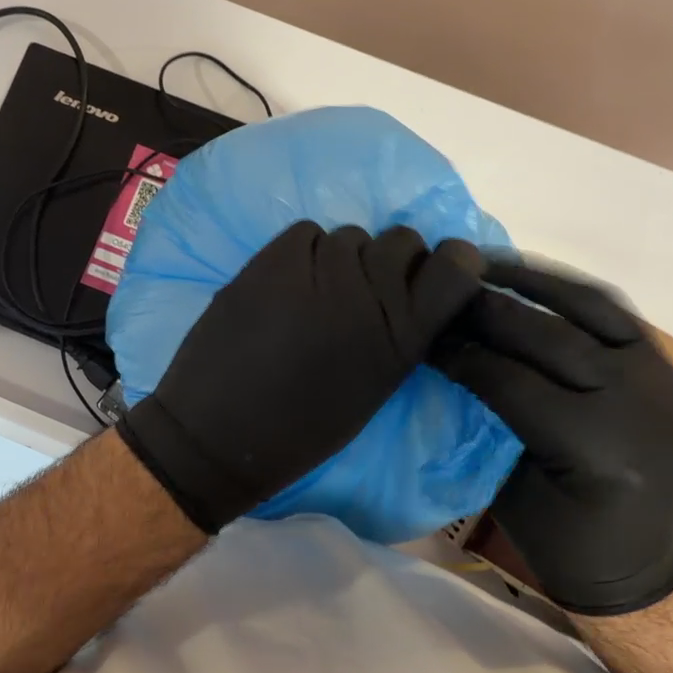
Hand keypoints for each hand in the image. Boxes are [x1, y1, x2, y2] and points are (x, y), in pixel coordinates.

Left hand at [117, 221, 485, 533]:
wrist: (217, 439)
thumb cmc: (296, 433)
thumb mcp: (371, 390)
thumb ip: (395, 337)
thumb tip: (403, 297)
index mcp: (404, 339)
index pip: (456, 267)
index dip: (444, 263)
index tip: (423, 276)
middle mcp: (372, 296)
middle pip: (402, 240)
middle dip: (385, 259)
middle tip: (355, 290)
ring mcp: (321, 273)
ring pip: (350, 235)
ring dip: (337, 258)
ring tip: (309, 296)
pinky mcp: (273, 262)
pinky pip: (304, 233)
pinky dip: (298, 252)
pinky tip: (280, 287)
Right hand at [435, 263, 672, 614]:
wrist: (644, 563)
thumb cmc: (562, 543)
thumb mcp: (511, 492)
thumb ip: (490, 425)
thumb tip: (450, 363)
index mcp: (601, 457)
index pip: (517, 386)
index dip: (463, 355)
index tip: (422, 334)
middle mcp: (646, 412)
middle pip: (556, 340)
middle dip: (492, 311)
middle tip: (443, 288)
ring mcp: (671, 388)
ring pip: (598, 313)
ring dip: (536, 284)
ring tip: (487, 265)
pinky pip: (620, 321)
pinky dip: (573, 298)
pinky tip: (533, 285)